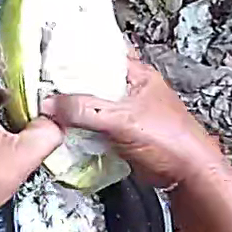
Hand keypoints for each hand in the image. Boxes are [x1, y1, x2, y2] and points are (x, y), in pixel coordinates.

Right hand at [41, 57, 223, 187]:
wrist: (189, 175)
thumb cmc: (169, 139)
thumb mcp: (122, 119)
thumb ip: (85, 110)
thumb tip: (50, 103)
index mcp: (137, 74)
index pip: (101, 55)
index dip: (75, 55)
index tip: (48, 58)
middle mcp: (131, 90)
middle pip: (93, 82)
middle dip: (69, 86)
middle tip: (41, 86)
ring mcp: (127, 113)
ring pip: (93, 105)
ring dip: (74, 110)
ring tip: (47, 108)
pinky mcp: (123, 134)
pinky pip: (96, 126)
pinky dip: (81, 129)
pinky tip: (64, 131)